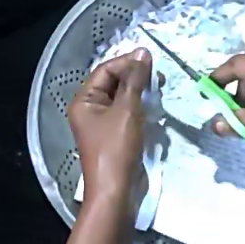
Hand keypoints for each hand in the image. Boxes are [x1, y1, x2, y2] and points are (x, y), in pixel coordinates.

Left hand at [69, 50, 152, 204]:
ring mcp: (104, 123)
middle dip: (135, 77)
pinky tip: (156, 106)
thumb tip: (143, 53)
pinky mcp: (117, 135)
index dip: (127, 62)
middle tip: (159, 76)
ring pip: (123, 98)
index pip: (105, 70)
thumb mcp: (127, 110)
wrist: (116, 190)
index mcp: (84, 101)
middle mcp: (91, 109)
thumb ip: (135, 80)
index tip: (151, 59)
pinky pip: (129, 113)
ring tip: (159, 89)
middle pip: (113, 82)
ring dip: (141, 91)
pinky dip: (142, 107)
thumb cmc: (116, 148)